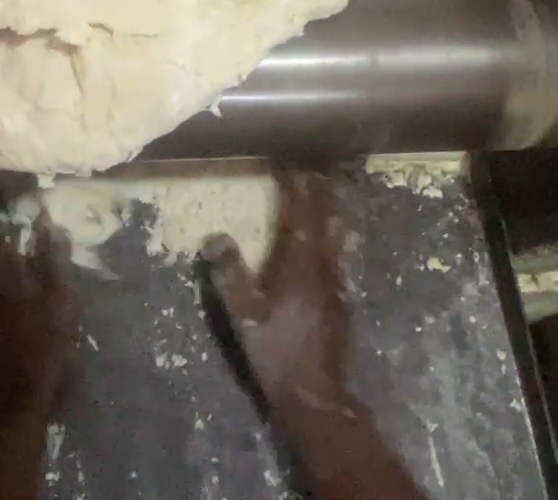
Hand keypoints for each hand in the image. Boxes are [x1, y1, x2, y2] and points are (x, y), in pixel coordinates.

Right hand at [202, 168, 353, 418]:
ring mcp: (337, 281)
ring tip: (327, 189)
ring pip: (338, 232)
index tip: (288, 164)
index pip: (300, 212)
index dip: (295, 186)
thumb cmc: (276, 351)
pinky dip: (336, 232)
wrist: (316, 394)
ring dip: (331, 207)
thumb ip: (230, 273)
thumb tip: (215, 236)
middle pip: (326, 216)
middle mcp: (324, 264)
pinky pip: (341, 250)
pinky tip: (334, 236)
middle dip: (319, 189)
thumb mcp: (243, 314)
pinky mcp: (342, 296)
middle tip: (311, 166)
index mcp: (299, 262)